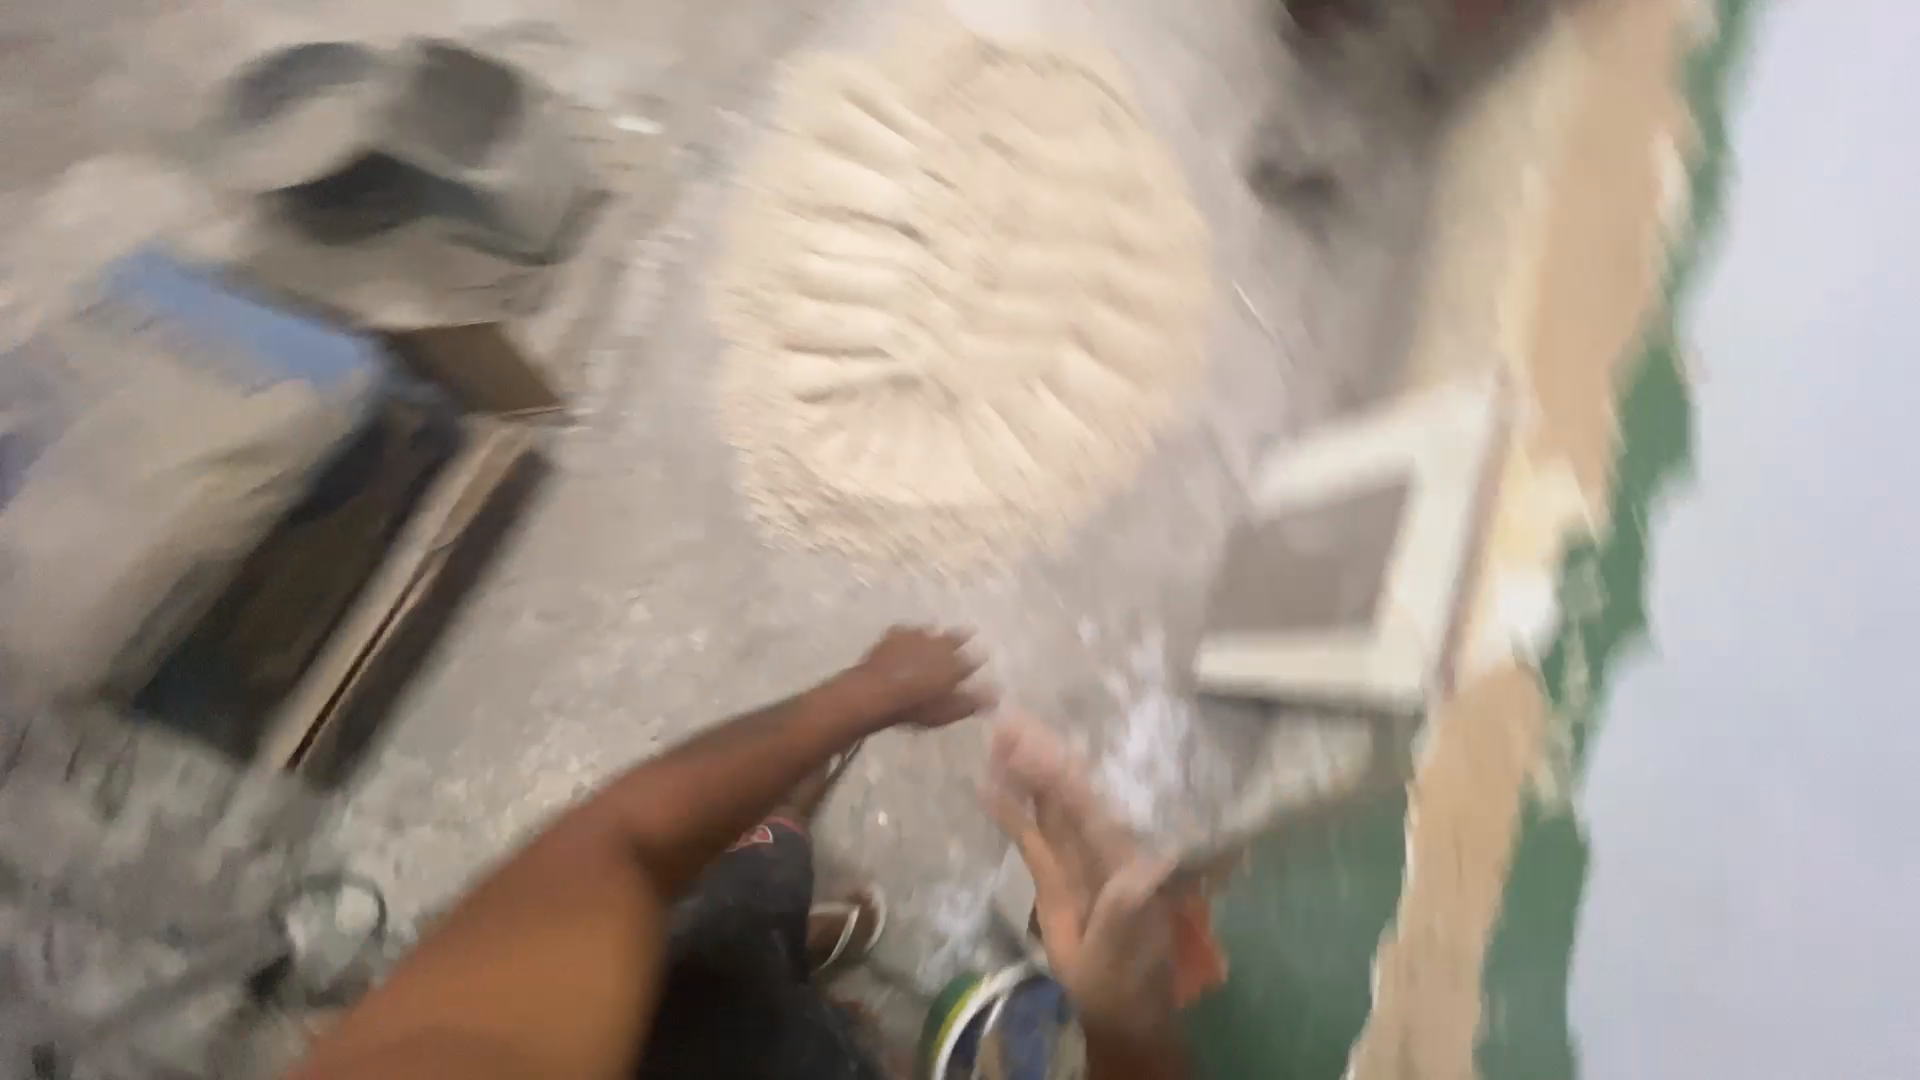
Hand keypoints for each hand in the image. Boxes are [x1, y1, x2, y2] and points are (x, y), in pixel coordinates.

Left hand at [843, 626, 993, 729]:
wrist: (877, 691)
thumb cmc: (916, 706)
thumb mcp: (949, 711)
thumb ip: (973, 702)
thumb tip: (997, 696)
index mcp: (956, 663)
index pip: (973, 658)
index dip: (978, 657)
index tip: (984, 653)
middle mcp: (940, 644)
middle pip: (954, 637)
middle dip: (962, 635)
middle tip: (969, 630)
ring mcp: (916, 636)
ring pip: (931, 631)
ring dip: (935, 633)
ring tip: (936, 634)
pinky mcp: (895, 633)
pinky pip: (906, 630)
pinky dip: (909, 633)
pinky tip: (906, 636)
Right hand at [984, 717, 1182, 1039]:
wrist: (1113, 1007)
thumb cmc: (1126, 977)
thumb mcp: (1126, 944)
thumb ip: (1127, 904)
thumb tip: (1146, 859)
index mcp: (1123, 851)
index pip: (1088, 802)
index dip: (1060, 770)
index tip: (1032, 741)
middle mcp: (1100, 843)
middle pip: (1066, 791)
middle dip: (1039, 756)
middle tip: (1008, 721)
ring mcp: (1074, 855)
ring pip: (1046, 805)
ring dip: (1023, 773)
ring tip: (996, 738)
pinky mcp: (1053, 872)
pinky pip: (1030, 836)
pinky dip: (1010, 812)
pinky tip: (987, 787)